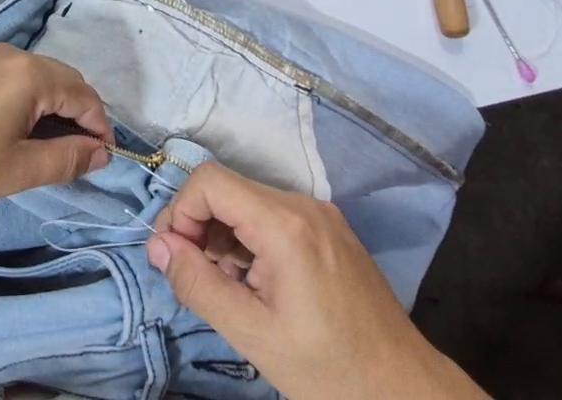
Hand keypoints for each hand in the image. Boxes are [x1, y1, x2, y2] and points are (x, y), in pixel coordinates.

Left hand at [0, 45, 112, 230]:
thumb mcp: (15, 171)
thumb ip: (67, 160)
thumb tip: (100, 152)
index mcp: (28, 73)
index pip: (83, 94)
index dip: (100, 127)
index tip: (103, 159)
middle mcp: (7, 54)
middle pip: (60, 79)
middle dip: (75, 115)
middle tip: (74, 157)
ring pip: (32, 77)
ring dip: (48, 108)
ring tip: (41, 149)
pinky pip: (5, 77)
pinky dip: (20, 101)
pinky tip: (6, 131)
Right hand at [147, 163, 487, 399]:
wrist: (404, 390)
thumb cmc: (328, 368)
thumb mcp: (252, 333)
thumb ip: (198, 283)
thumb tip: (157, 247)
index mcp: (285, 224)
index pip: (210, 181)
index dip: (180, 211)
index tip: (173, 258)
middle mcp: (303, 204)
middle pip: (227, 190)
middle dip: (197, 226)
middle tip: (192, 276)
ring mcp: (320, 215)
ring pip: (247, 203)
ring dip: (221, 235)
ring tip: (225, 286)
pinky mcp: (329, 230)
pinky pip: (272, 217)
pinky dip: (248, 240)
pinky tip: (253, 282)